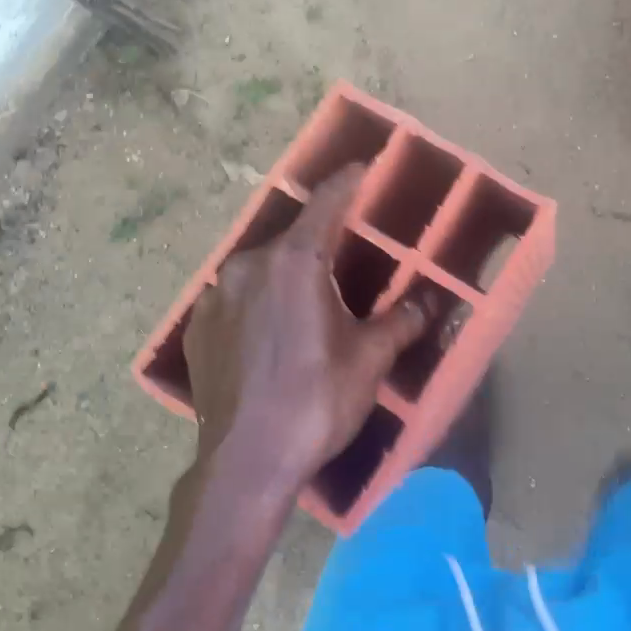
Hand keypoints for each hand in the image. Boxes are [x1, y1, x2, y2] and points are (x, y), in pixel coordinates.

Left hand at [183, 164, 435, 485]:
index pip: (327, 202)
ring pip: (260, 265)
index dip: (348, 181)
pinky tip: (271, 330)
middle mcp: (250, 264)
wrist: (246, 463)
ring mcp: (216, 295)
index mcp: (296, 261)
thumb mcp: (370, 359)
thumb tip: (433, 300)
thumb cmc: (317, 401)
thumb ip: (402, 320)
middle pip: (292, 234)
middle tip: (345, 250)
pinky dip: (257, 299)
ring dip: (286, 270)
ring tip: (308, 296)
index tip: (364, 168)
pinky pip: (235, 296)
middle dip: (319, 236)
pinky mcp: (197, 326)